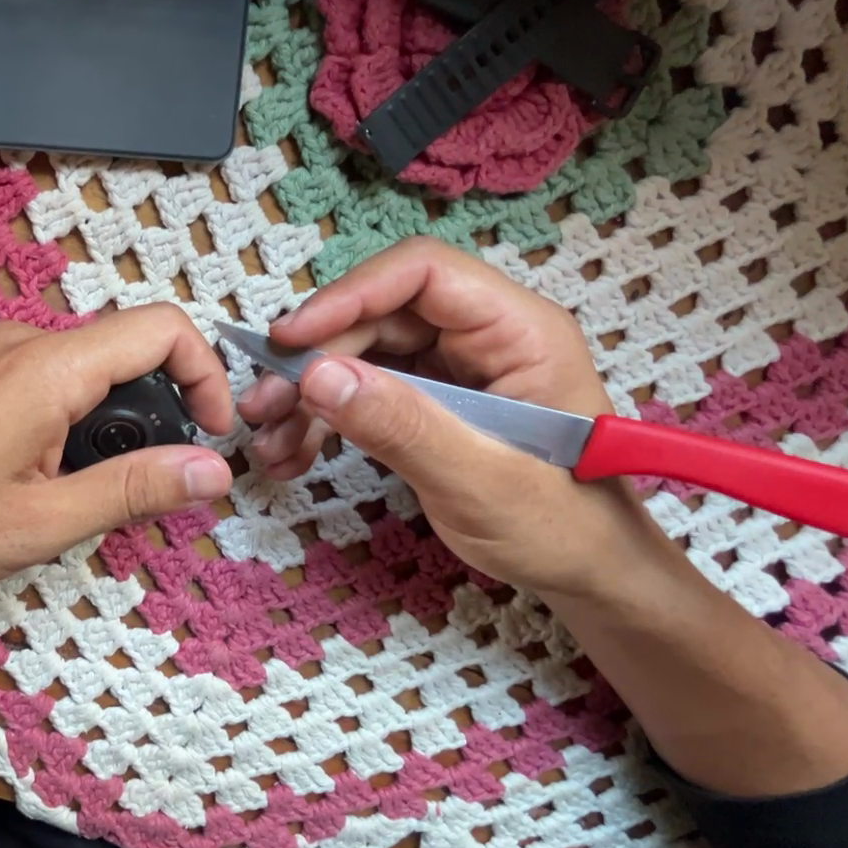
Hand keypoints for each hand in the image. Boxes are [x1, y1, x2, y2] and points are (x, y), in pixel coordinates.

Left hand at [0, 304, 236, 592]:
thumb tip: (213, 469)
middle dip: (148, 413)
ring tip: (61, 491)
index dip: (206, 374)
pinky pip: (38, 376)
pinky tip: (22, 473)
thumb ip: (135, 487)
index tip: (209, 435)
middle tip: (128, 485)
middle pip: (122, 350)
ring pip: (80, 368)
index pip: (161, 328)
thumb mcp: (43, 521)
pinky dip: (59, 417)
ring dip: (99, 423)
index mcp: (46, 367)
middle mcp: (17, 340)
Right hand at [238, 239, 677, 595]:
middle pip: (375, 318)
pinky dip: (320, 420)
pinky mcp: (426, 399)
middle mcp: (478, 336)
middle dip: (312, 359)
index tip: (289, 340)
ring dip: (306, 395)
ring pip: (357, 354)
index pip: (422, 275)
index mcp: (516, 331)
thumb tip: (315, 375)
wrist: (584, 572)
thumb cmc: (558, 528)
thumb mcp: (479, 482)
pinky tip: (292, 455)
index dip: (349, 295)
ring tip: (270, 442)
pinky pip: (359, 391)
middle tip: (263, 406)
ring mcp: (450, 367)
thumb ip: (402, 426)